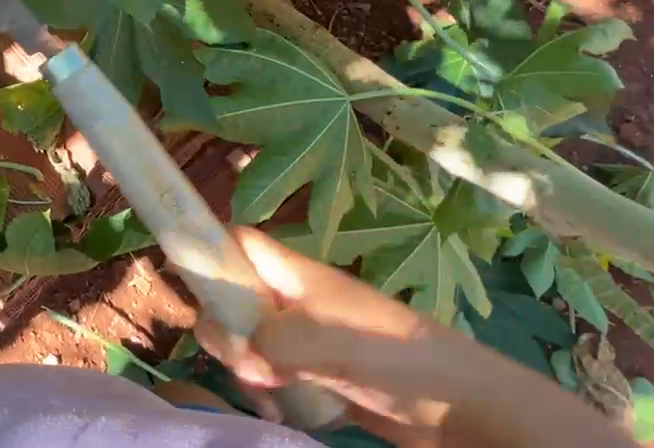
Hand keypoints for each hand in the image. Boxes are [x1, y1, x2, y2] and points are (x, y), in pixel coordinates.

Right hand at [198, 229, 629, 446]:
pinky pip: (267, 372)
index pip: (235, 241)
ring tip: (265, 392)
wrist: (467, 411)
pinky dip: (264, 389)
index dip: (206, 248)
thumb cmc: (397, 356)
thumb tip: (237, 357)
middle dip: (222, 326)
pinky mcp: (315, 374)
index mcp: (293, 273)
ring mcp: (303, 338)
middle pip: (229, 294)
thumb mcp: (327, 341)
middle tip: (240, 359)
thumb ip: (270, 342)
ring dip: (242, 364)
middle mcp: (291, 299)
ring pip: (244, 337)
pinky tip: (278, 408)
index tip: (185, 280)